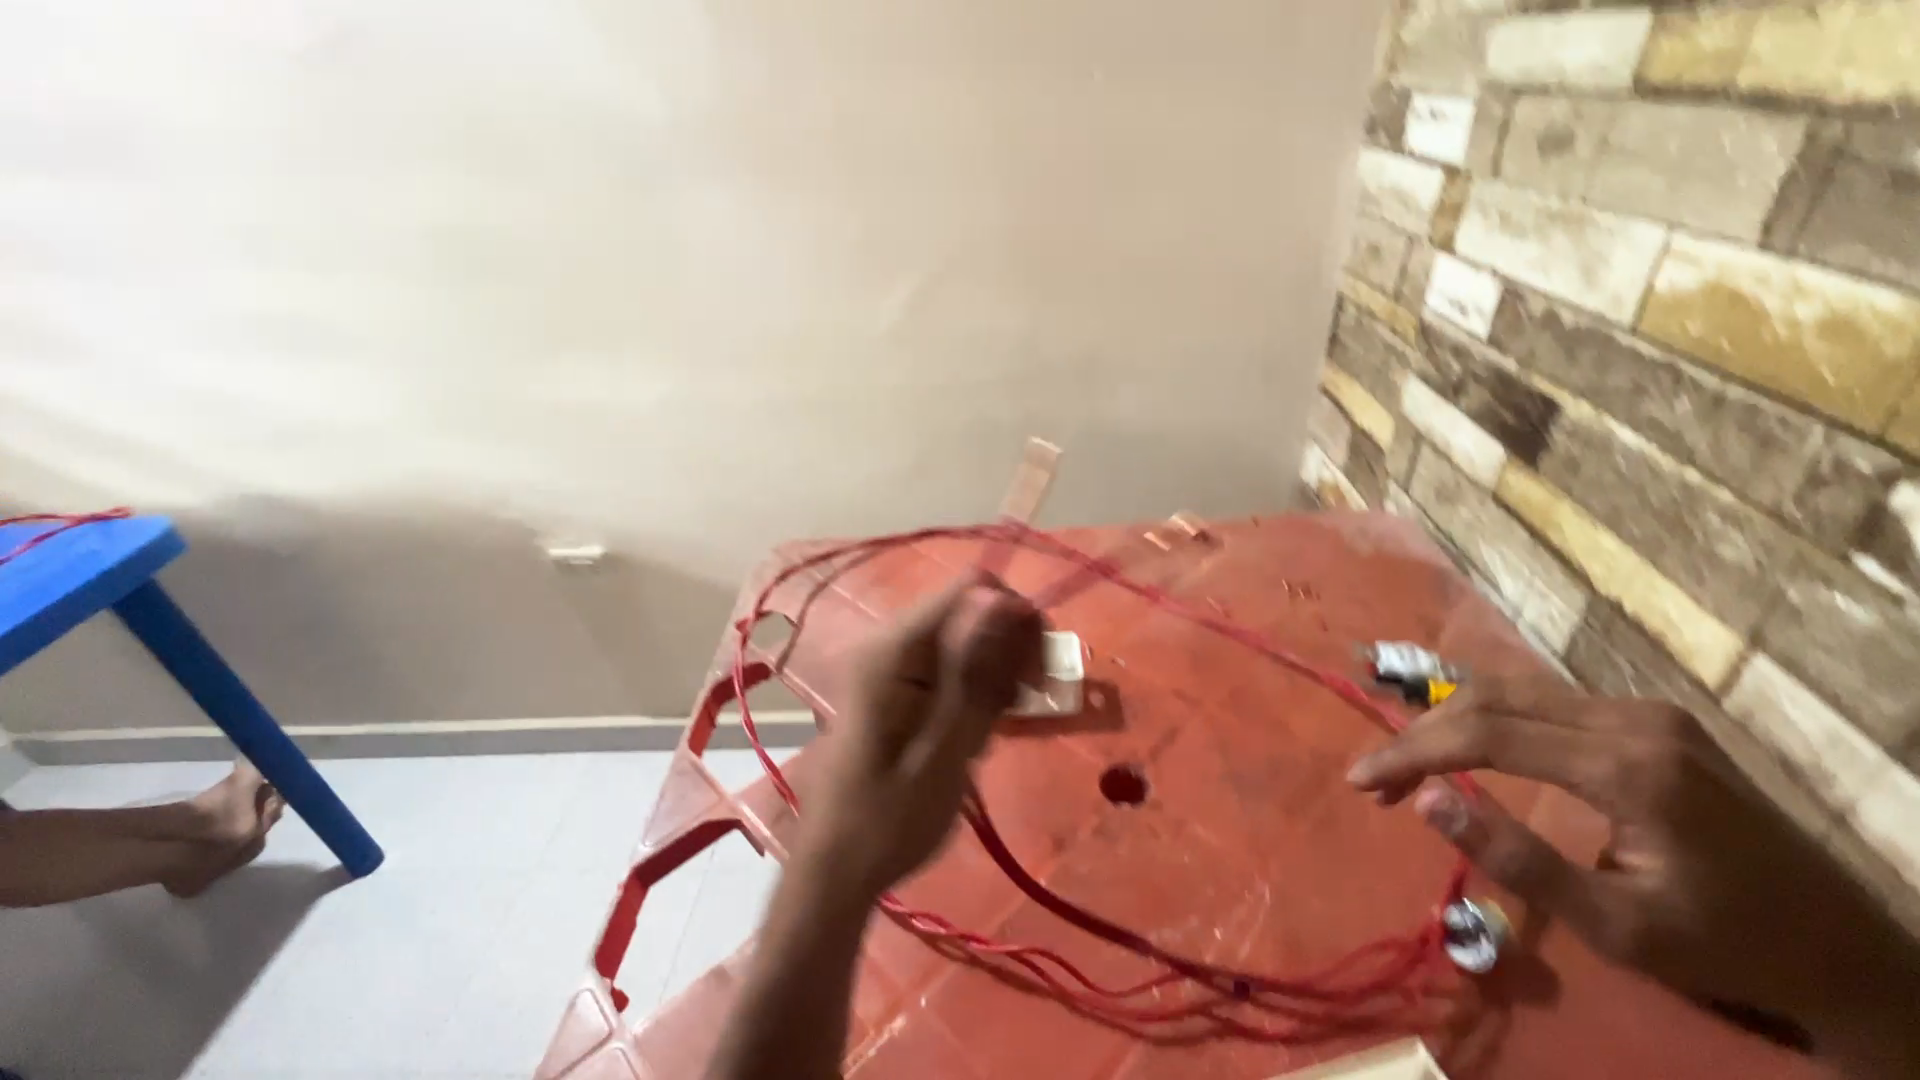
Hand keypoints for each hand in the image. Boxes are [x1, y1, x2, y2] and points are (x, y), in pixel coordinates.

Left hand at [801, 572, 1045, 900]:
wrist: (834, 871)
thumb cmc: (887, 824)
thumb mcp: (942, 754)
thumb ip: (972, 675)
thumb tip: (1000, 599)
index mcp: (893, 652)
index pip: (972, 591)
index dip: (1017, 619)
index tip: (1041, 675)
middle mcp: (888, 645)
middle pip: (971, 610)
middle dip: (1011, 647)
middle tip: (1030, 704)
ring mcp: (889, 666)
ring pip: (965, 639)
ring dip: (997, 673)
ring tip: (1000, 727)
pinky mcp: (895, 688)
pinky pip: (949, 666)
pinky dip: (975, 690)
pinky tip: (979, 731)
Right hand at [1346, 675, 1919, 1072]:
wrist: (1846, 945)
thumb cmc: (1727, 946)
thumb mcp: (1616, 927)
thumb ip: (1517, 859)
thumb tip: (1427, 799)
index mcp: (1629, 768)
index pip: (1487, 732)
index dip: (1412, 751)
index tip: (1361, 780)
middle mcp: (1635, 719)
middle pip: (1494, 697)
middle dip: (1421, 732)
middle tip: (1377, 779)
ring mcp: (1647, 712)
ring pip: (1516, 690)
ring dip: (1451, 722)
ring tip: (1408, 765)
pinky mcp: (1651, 720)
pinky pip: (1547, 701)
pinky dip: (1490, 721)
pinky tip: (1466, 747)